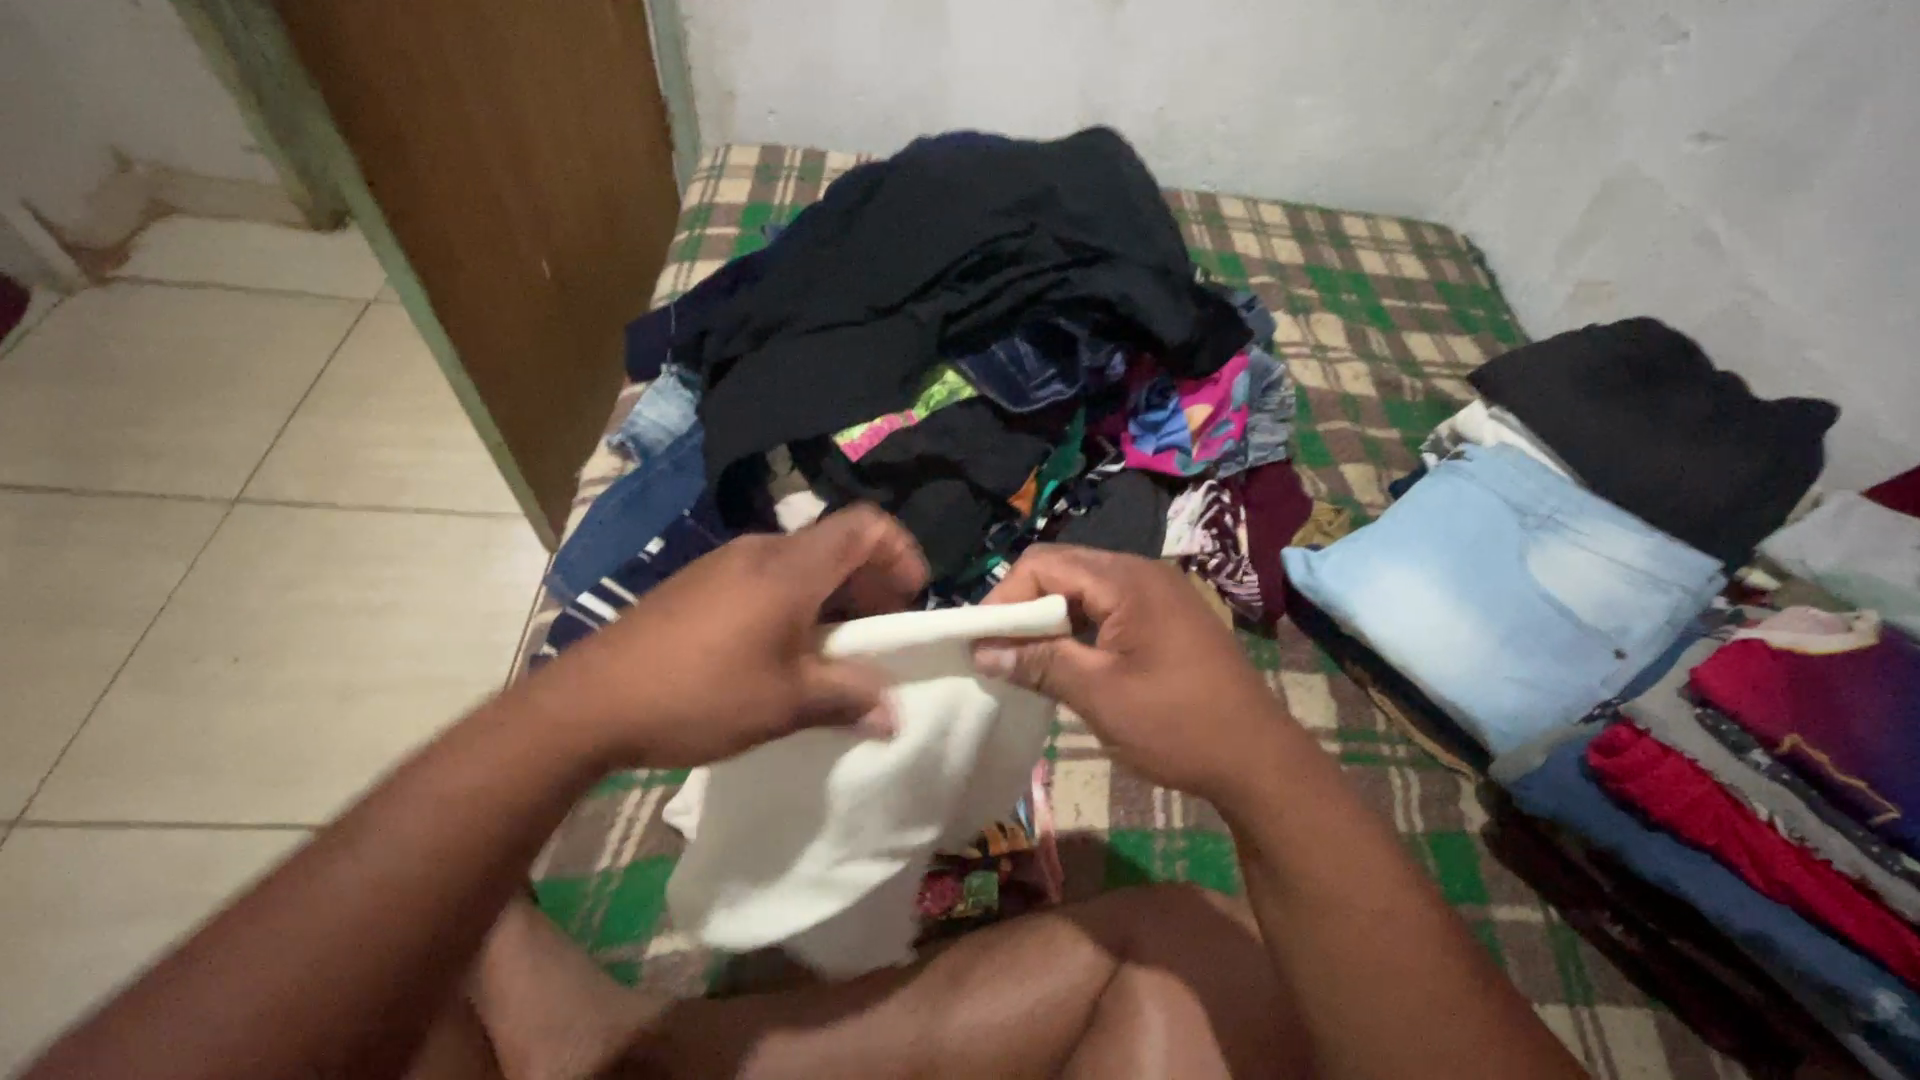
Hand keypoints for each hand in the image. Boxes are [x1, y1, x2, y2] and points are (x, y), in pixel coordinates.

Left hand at [523, 504, 928, 768]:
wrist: (590, 702)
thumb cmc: (700, 694)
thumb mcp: (785, 704)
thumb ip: (848, 698)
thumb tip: (894, 714)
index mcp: (790, 568)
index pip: (865, 526)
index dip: (900, 551)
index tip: (910, 598)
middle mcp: (760, 551)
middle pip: (835, 545)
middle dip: (870, 585)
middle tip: (879, 636)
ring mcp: (723, 564)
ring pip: (799, 565)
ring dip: (831, 599)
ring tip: (832, 653)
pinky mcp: (698, 585)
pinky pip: (765, 579)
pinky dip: (793, 604)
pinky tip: (779, 654)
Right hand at [971, 545, 1292, 802]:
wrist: (1259, 760)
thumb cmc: (1178, 725)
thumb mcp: (1100, 695)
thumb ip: (1040, 663)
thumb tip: (983, 651)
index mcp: (1128, 580)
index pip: (1044, 564)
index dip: (1005, 598)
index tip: (980, 642)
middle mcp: (1143, 573)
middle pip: (1063, 569)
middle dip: (1023, 606)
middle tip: (997, 651)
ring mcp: (1159, 594)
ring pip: (1083, 589)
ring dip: (1050, 619)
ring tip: (1024, 661)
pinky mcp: (1167, 618)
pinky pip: (1108, 607)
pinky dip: (1079, 628)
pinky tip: (1065, 662)